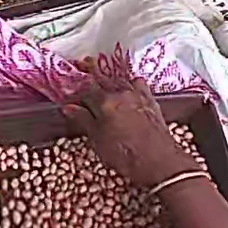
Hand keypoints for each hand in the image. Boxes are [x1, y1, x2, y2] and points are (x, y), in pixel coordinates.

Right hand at [61, 75, 199, 190]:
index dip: (76, 92)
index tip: (70, 93)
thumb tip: (68, 107)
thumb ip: (83, 120)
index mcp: (104, 102)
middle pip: (102, 79)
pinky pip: (138, 84)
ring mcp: (137, 95)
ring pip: (120, 79)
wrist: (159, 160)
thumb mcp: (98, 140)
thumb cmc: (125, 155)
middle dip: (91, 74)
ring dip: (110, 76)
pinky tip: (128, 86)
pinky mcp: (150, 100)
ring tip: (102, 74)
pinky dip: (130, 82)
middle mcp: (121, 93)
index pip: (85, 91)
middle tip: (83, 66)